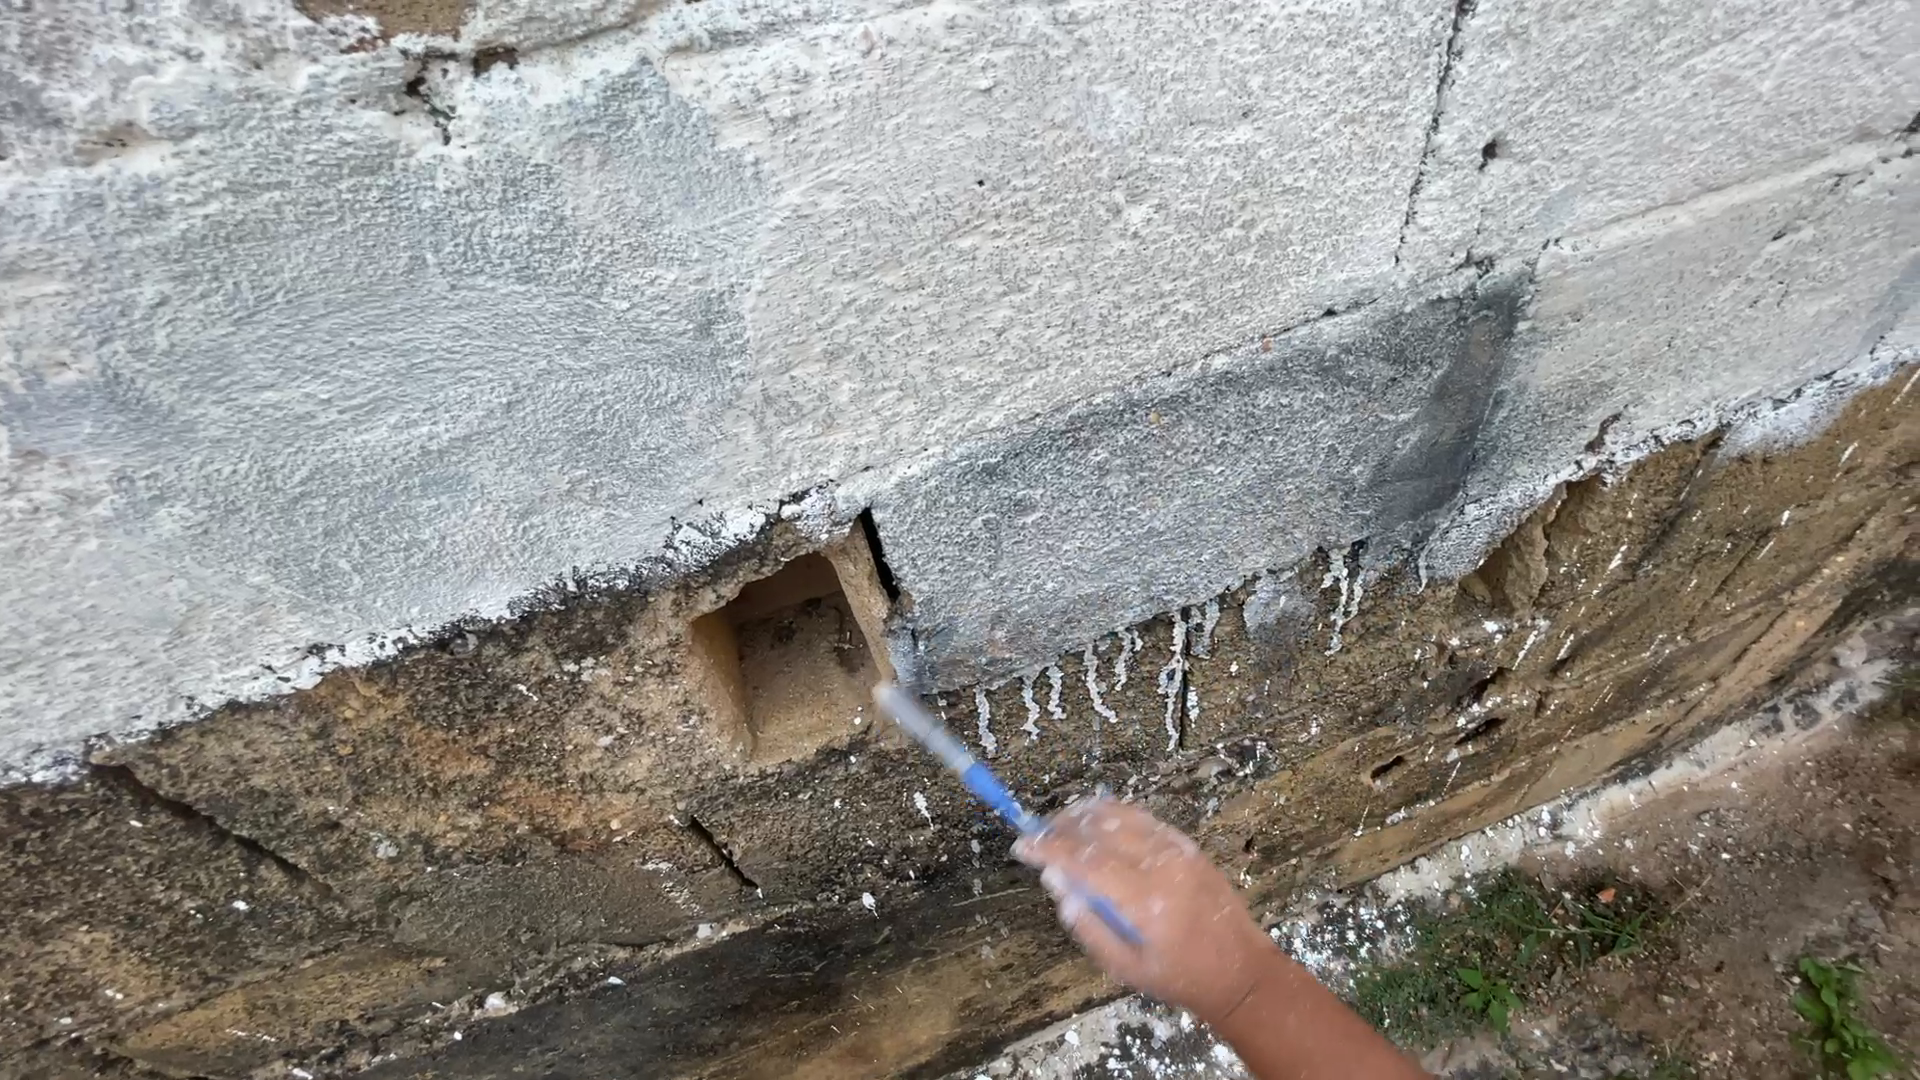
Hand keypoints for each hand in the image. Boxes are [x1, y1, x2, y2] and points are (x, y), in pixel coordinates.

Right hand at [1013, 796, 1275, 1023]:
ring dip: (1082, 814)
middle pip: (1098, 827)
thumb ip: (1087, 926)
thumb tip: (1055, 882)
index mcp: (1145, 900)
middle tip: (1036, 835)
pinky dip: (1110, 812)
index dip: (1047, 848)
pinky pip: (1139, 815)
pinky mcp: (1185, 842)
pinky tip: (1093, 820)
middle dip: (1060, 826)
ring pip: (1118, 813)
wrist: (1241, 971)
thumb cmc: (1180, 977)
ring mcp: (1175, 848)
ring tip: (1058, 824)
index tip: (1021, 846)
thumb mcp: (1126, 969)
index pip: (1084, 860)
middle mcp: (1160, 864)